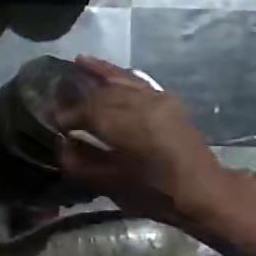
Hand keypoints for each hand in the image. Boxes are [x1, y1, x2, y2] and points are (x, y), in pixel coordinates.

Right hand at [52, 56, 232, 225]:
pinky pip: (137, 80)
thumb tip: (61, 142)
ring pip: (120, 80)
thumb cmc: (153, 193)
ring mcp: (155, 98)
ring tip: (79, 62)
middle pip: (101, 92)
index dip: (66, 116)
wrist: (201, 191)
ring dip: (99, 73)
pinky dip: (120, 73)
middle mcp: (139, 104)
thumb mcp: (109, 184)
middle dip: (79, 93)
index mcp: (124, 125)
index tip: (53, 123)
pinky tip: (109, 71)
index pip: (85, 111)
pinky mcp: (166, 100)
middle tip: (60, 96)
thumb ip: (78, 161)